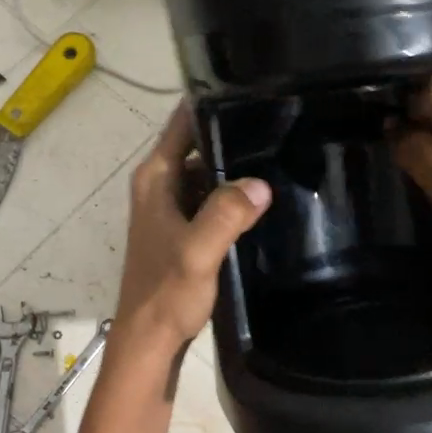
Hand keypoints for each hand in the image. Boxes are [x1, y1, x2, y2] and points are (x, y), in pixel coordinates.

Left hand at [114, 104, 271, 351]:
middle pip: (199, 145)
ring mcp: (171, 208)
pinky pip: (212, 199)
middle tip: (283, 126)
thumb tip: (260, 184)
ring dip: (237, 168)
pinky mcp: (184, 230)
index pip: (183, 122)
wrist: (148, 340)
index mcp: (156, 178)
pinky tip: (264, 199)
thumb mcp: (198, 252)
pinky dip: (233, 195)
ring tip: (282, 156)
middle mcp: (160, 185)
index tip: (255, 92)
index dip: (214, 103)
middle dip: (235, 135)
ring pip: (208, 173)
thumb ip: (226, 215)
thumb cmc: (166, 293)